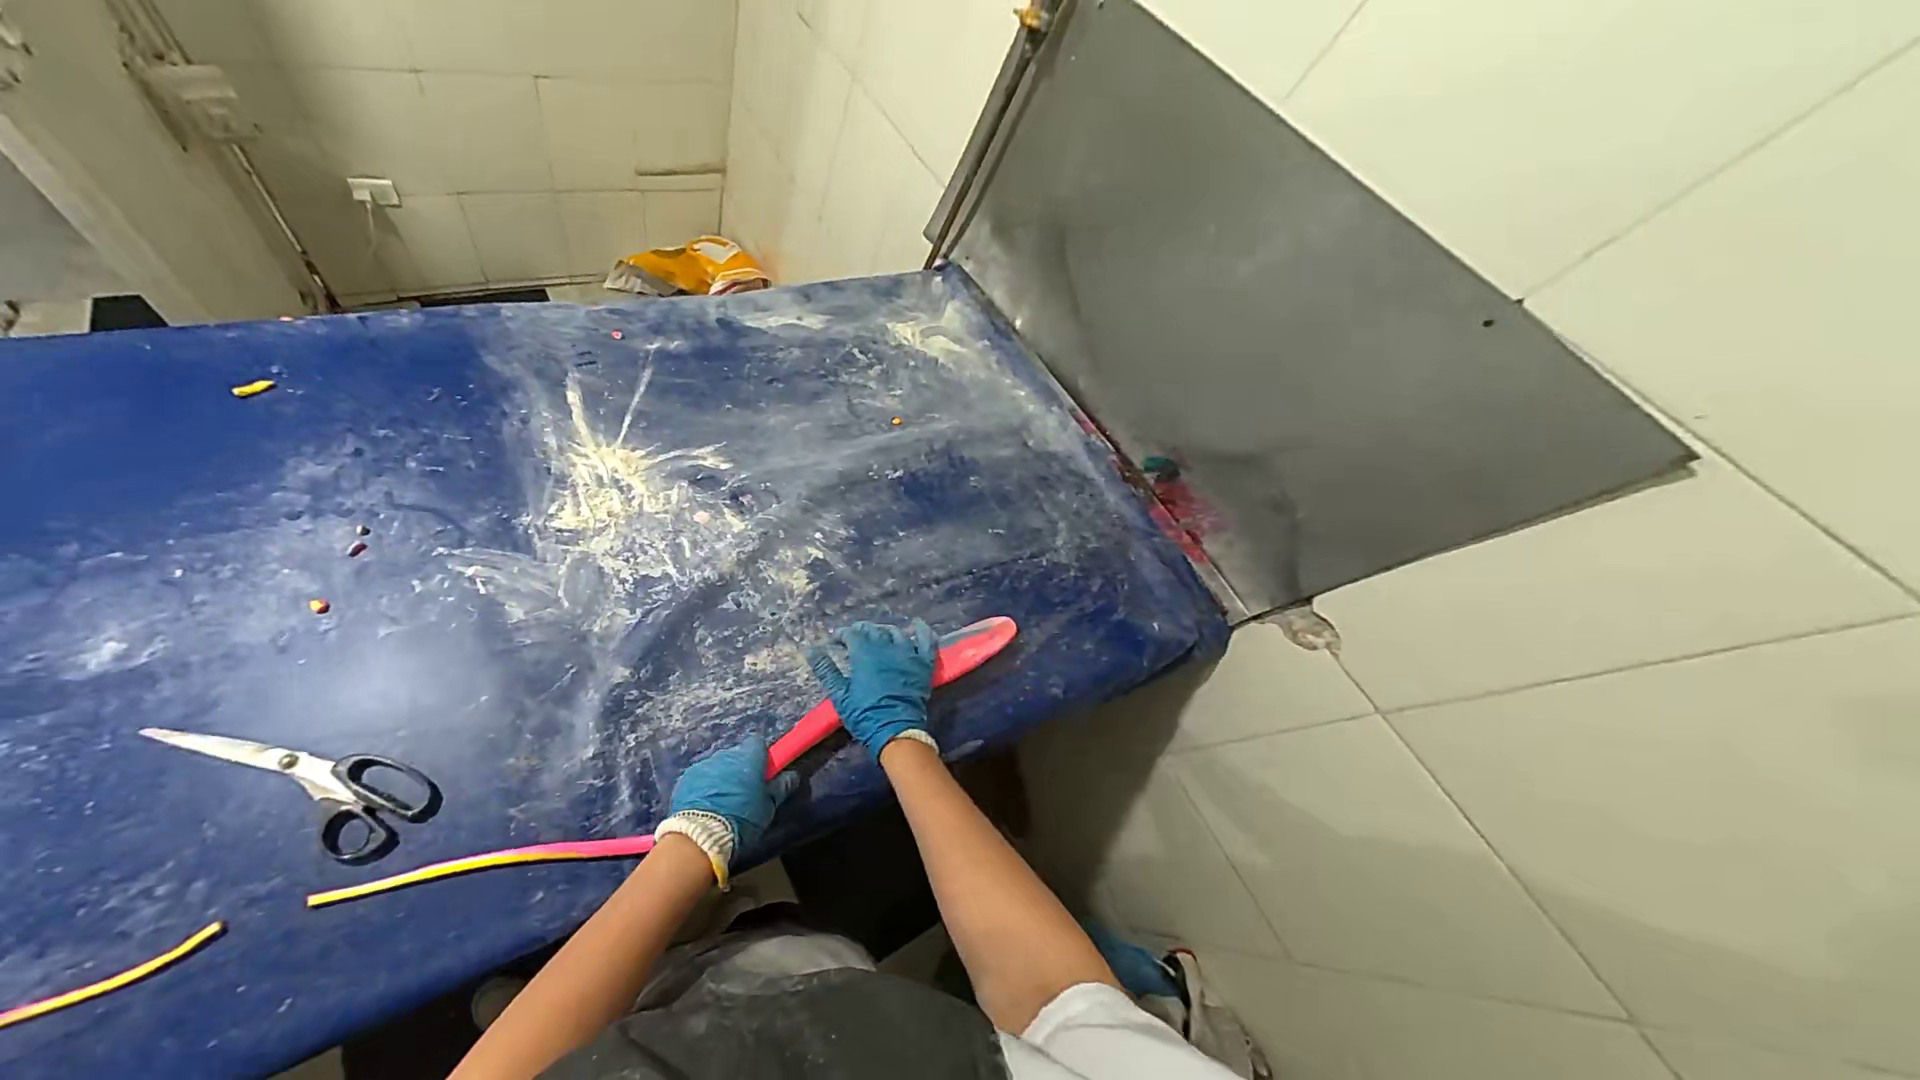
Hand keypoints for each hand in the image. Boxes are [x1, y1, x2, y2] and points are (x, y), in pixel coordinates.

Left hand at [659, 735, 798, 886]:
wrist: (698, 839)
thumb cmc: (741, 820)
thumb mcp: (768, 807)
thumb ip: (781, 787)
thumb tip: (791, 775)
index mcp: (748, 757)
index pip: (758, 743)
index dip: (761, 757)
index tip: (763, 774)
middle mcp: (724, 756)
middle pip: (737, 756)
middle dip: (740, 769)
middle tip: (744, 793)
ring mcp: (702, 767)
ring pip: (717, 767)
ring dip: (722, 778)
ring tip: (723, 803)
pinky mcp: (684, 781)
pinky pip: (700, 779)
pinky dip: (704, 788)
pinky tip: (706, 808)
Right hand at [807, 619, 936, 756]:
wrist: (895, 731)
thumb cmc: (864, 715)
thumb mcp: (840, 695)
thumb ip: (826, 670)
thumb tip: (811, 650)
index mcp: (865, 654)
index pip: (852, 634)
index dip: (843, 635)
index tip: (838, 640)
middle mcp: (887, 648)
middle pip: (874, 631)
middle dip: (862, 631)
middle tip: (856, 636)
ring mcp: (908, 654)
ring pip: (897, 633)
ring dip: (885, 631)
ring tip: (879, 635)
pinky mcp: (924, 664)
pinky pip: (926, 641)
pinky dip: (922, 631)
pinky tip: (917, 625)